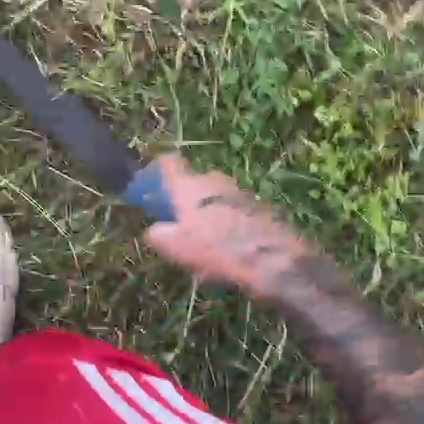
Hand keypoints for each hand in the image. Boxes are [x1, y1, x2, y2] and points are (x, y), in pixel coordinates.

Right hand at [140, 155, 319, 297]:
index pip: (167, 163)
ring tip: (205, 246)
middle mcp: (213, 180)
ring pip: (215, 199)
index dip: (157, 172)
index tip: (151, 188)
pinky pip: (235, 212)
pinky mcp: (260, 207)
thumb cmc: (215, 249)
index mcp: (188, 185)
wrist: (272, 260)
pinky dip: (229, 224)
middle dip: (184, 201)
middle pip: (193, 183)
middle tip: (180, 225)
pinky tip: (229, 251)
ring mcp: (239, 192)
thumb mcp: (175, 248)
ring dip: (208, 214)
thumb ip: (158, 235)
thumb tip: (155, 230)